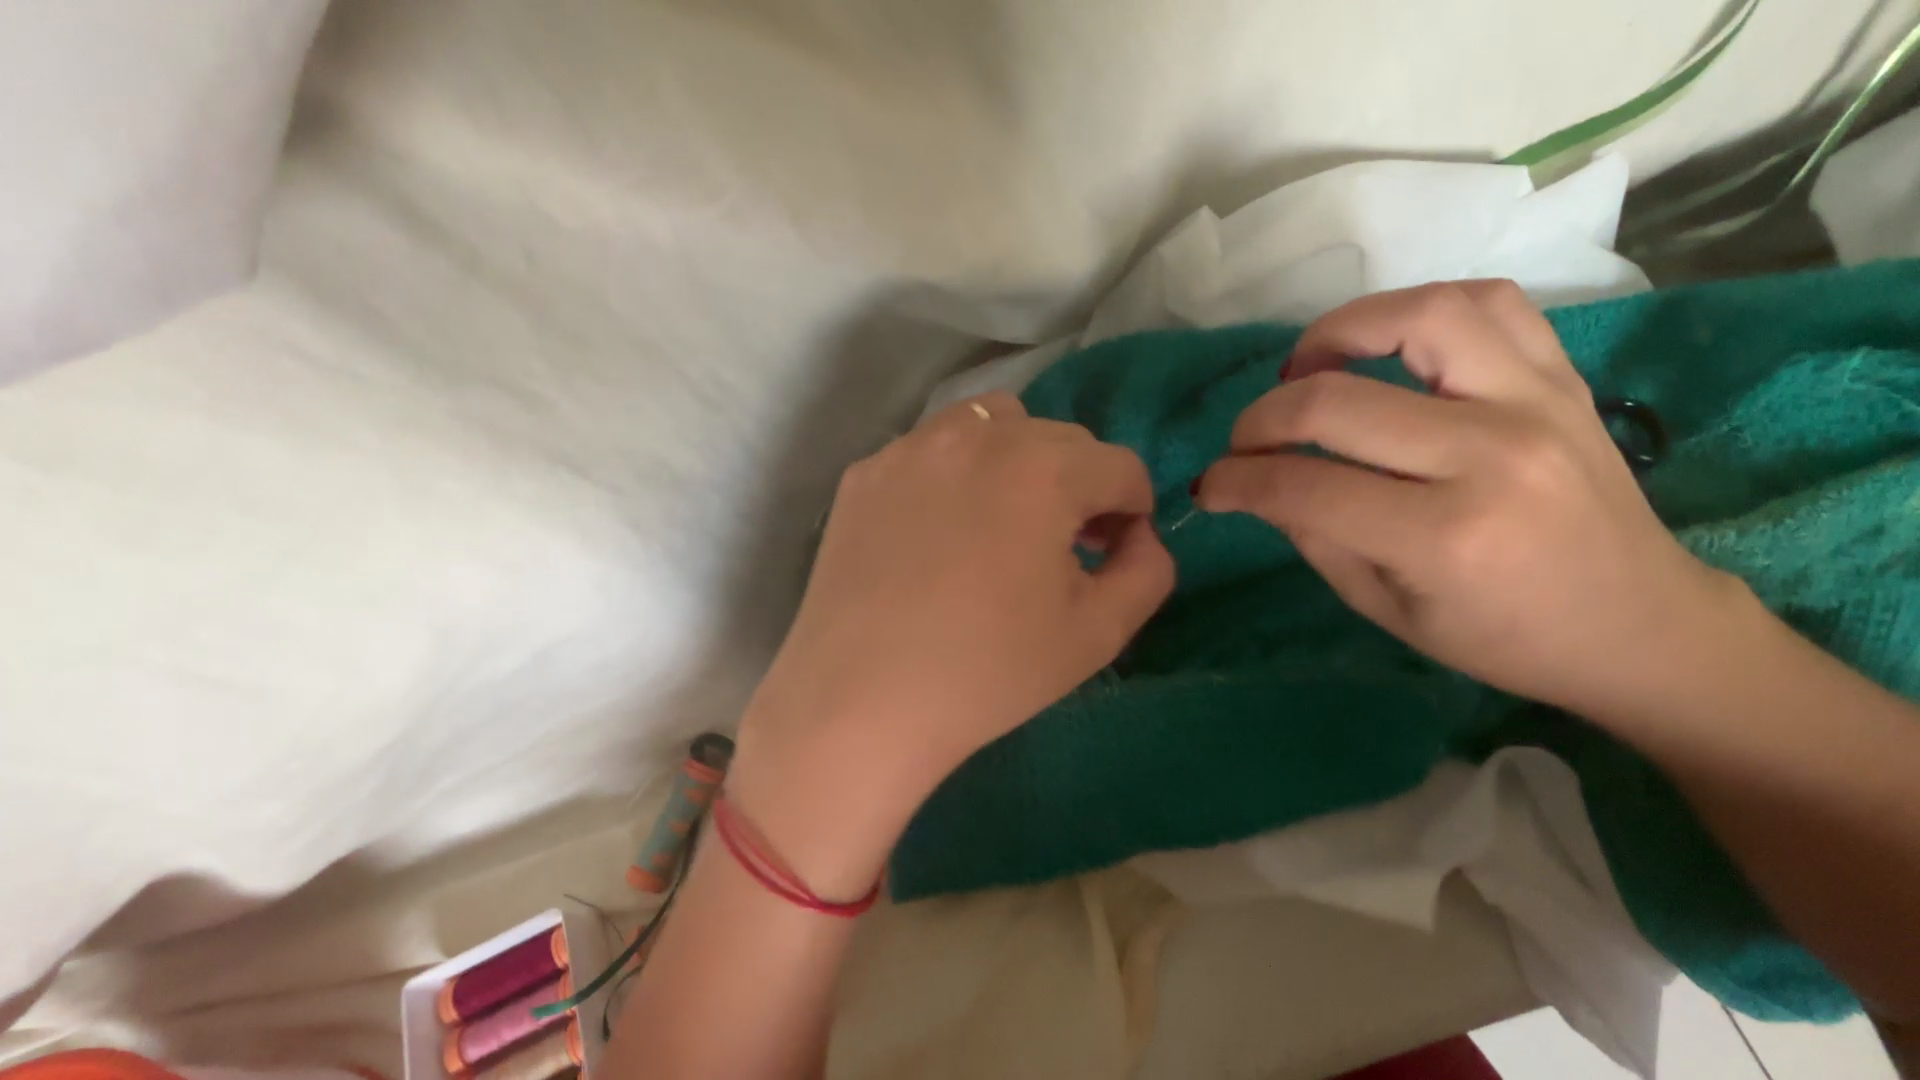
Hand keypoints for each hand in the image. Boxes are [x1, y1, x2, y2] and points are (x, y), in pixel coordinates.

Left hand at [728, 392, 1173, 891]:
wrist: (861, 700)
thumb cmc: (989, 672)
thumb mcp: (1098, 633)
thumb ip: (1148, 569)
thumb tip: (1140, 534)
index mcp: (1045, 469)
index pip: (1120, 466)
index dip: (1133, 509)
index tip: (1115, 550)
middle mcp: (979, 436)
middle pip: (1061, 440)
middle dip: (1080, 484)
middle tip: (1064, 544)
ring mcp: (913, 448)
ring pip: (992, 425)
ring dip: (1018, 461)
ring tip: (1002, 522)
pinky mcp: (866, 472)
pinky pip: (931, 450)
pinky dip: (954, 474)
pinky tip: (939, 532)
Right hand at [1194, 281, 1747, 719]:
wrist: (1637, 623)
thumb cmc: (1503, 636)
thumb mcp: (1388, 609)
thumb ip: (1315, 538)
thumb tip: (1256, 483)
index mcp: (1445, 538)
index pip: (1303, 486)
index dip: (1236, 481)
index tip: (1212, 485)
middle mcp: (1490, 456)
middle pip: (1336, 402)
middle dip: (1261, 419)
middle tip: (1247, 441)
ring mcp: (1536, 404)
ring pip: (1419, 316)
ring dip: (1339, 331)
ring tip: (1308, 367)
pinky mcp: (1562, 379)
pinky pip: (1489, 304)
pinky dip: (1421, 312)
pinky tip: (1389, 347)